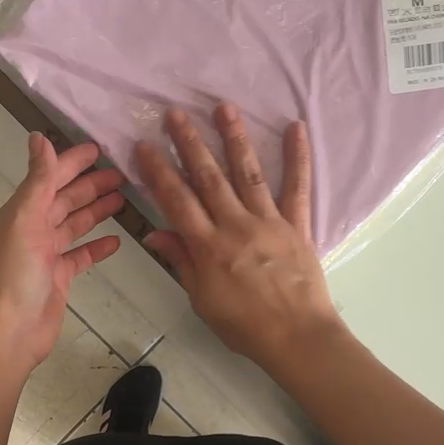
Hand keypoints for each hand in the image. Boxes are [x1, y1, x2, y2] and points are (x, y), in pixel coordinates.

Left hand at [0, 133, 124, 371]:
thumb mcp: (25, 221)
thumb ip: (38, 181)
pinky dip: (97, 248)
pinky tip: (117, 242)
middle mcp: (32, 229)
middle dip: (91, 185)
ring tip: (123, 200)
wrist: (10, 332)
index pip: (50, 178)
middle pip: (65, 200)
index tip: (99, 149)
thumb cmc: (14, 275)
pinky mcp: (58, 279)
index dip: (72, 162)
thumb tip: (39, 137)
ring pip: (75, 225)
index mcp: (22, 212)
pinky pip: (80, 256)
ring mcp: (46, 255)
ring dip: (96, 211)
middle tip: (123, 174)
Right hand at [135, 104, 346, 369]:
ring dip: (234, 138)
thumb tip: (155, 233)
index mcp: (208, 247)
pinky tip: (295, 128)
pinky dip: (298, 157)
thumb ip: (182, 261)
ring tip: (223, 107)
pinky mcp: (297, 225)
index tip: (145, 146)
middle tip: (175, 113)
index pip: (177, 201)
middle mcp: (235, 226)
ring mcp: (269, 222)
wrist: (296, 337)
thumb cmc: (244, 326)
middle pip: (208, 178)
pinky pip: (298, 187)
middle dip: (189, 143)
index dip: (159, 171)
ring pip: (247, 173)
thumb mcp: (202, 300)